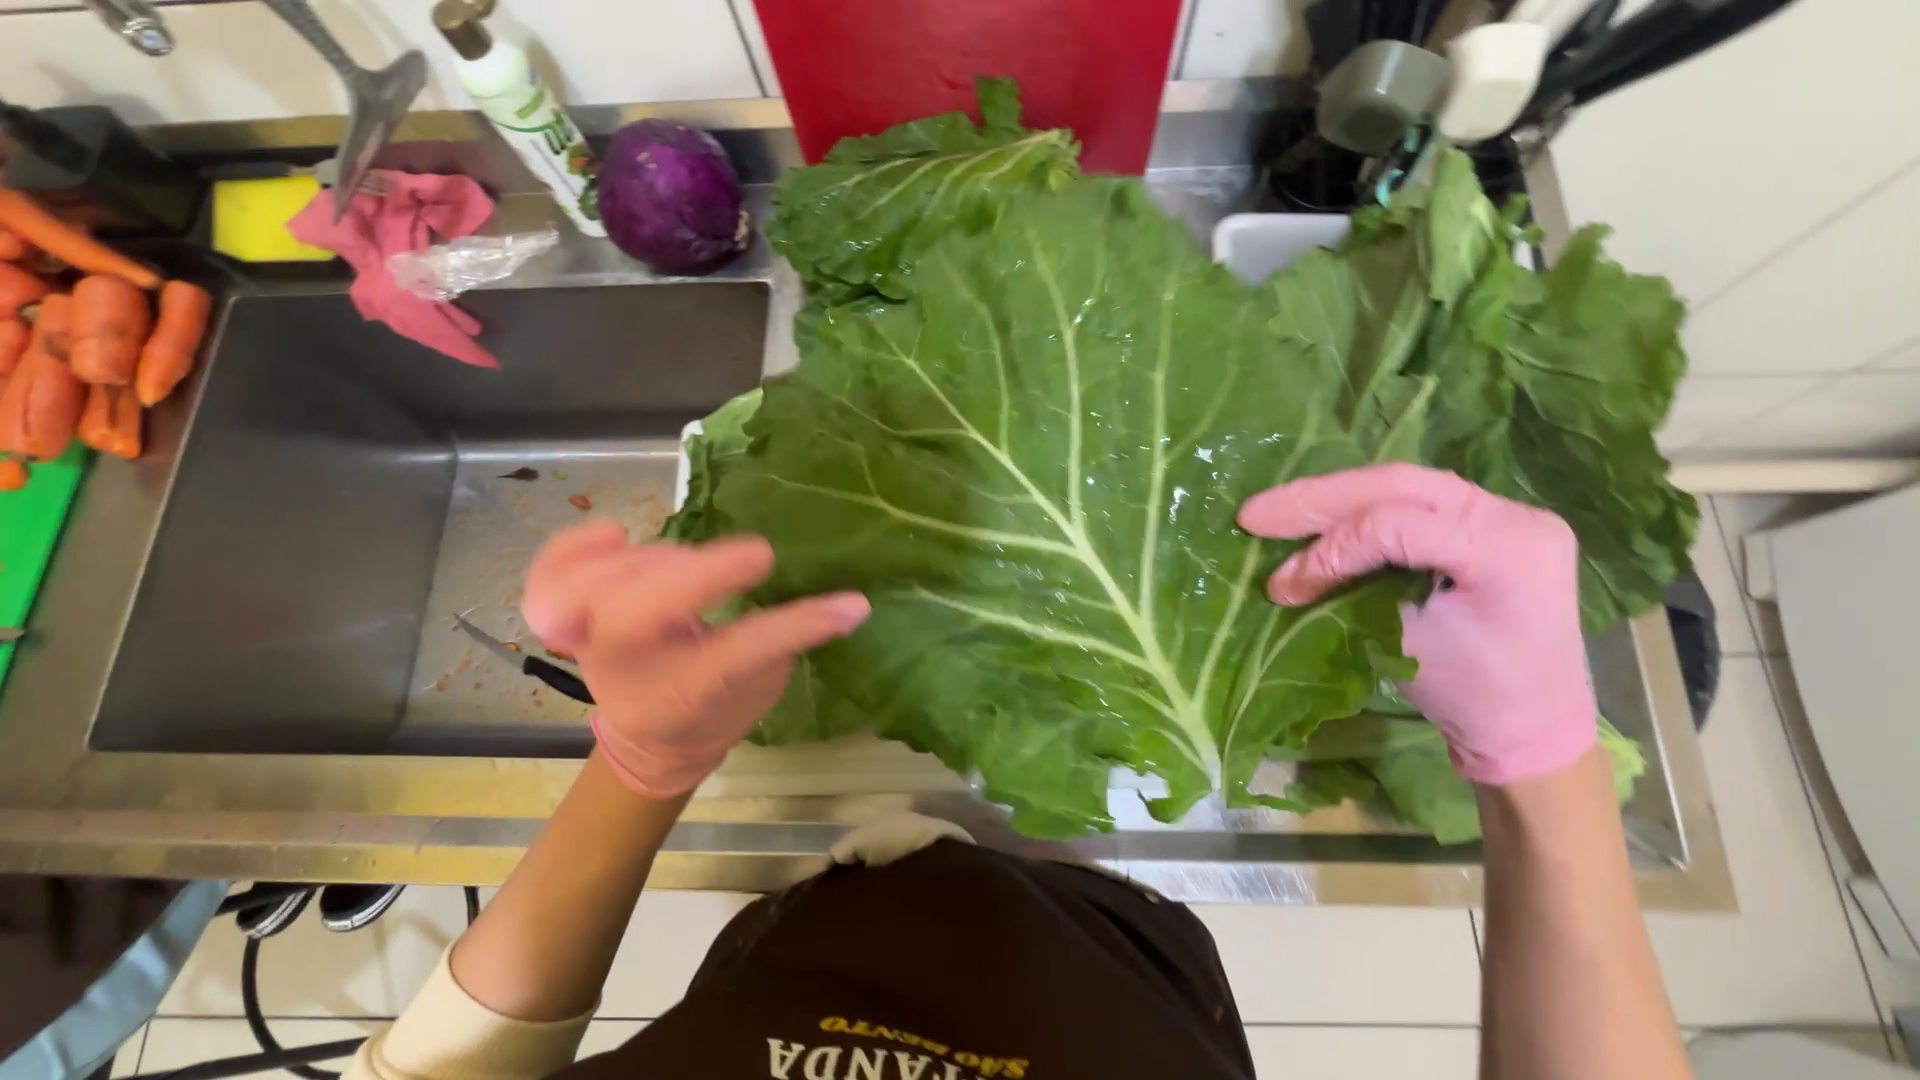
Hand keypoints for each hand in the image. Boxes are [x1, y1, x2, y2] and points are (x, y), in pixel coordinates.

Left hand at [521, 522, 869, 797]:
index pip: (740, 654)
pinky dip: (576, 549)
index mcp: (684, 696)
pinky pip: (550, 577)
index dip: (795, 626)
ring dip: (655, 561)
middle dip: (700, 574)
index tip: (848, 603)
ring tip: (689, 562)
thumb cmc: (714, 711)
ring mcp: (590, 644)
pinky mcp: (571, 620)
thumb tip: (844, 597)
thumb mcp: (760, 687)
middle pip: (639, 613)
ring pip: (598, 586)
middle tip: (754, 558)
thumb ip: (786, 642)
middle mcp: (628, 671)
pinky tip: (616, 534)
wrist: (648, 740)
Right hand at [1238, 464, 1594, 785]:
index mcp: (1507, 549)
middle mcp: (1513, 513)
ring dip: (1331, 496)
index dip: (1330, 551)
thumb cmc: (1473, 696)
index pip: (1397, 526)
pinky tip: (1317, 515)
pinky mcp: (1488, 520)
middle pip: (1397, 484)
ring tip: (1272, 510)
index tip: (1282, 589)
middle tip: (1253, 515)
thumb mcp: (1408, 645)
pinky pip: (1414, 500)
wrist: (1533, 724)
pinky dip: (1359, 507)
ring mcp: (1505, 510)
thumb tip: (1286, 574)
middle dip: (1316, 499)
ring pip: (1401, 483)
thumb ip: (1353, 595)